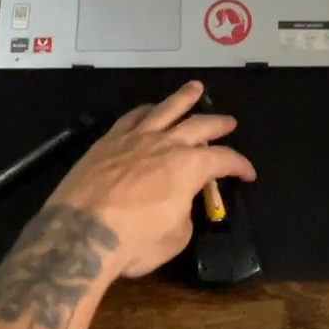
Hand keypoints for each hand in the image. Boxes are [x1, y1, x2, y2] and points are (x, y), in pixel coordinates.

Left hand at [44, 81, 255, 278]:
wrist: (80, 234)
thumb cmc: (134, 241)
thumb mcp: (175, 237)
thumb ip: (184, 213)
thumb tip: (179, 202)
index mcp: (188, 166)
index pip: (223, 159)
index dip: (240, 166)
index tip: (248, 173)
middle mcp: (165, 144)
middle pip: (198, 124)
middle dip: (217, 123)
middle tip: (229, 122)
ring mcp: (134, 138)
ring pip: (164, 109)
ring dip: (183, 98)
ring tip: (195, 88)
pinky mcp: (108, 141)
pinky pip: (132, 117)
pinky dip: (145, 110)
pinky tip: (149, 109)